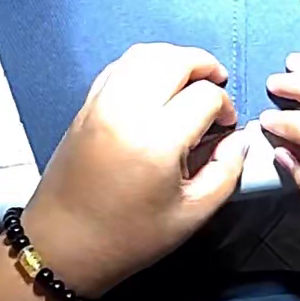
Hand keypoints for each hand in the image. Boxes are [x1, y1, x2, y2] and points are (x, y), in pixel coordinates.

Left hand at [21, 43, 249, 297]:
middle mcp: (127, 110)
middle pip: (174, 59)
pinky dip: (145, 64)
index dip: (226, 107)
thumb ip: (226, 171)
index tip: (227, 127)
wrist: (61, 246)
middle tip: (219, 84)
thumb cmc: (129, 237)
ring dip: (174, 58)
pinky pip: (119, 66)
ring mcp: (101, 103)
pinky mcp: (86, 106)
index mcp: (156, 140)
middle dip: (204, 65)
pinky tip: (157, 86)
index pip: (205, 96)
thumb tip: (238, 139)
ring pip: (144, 53)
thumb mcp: (192, 214)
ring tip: (191, 79)